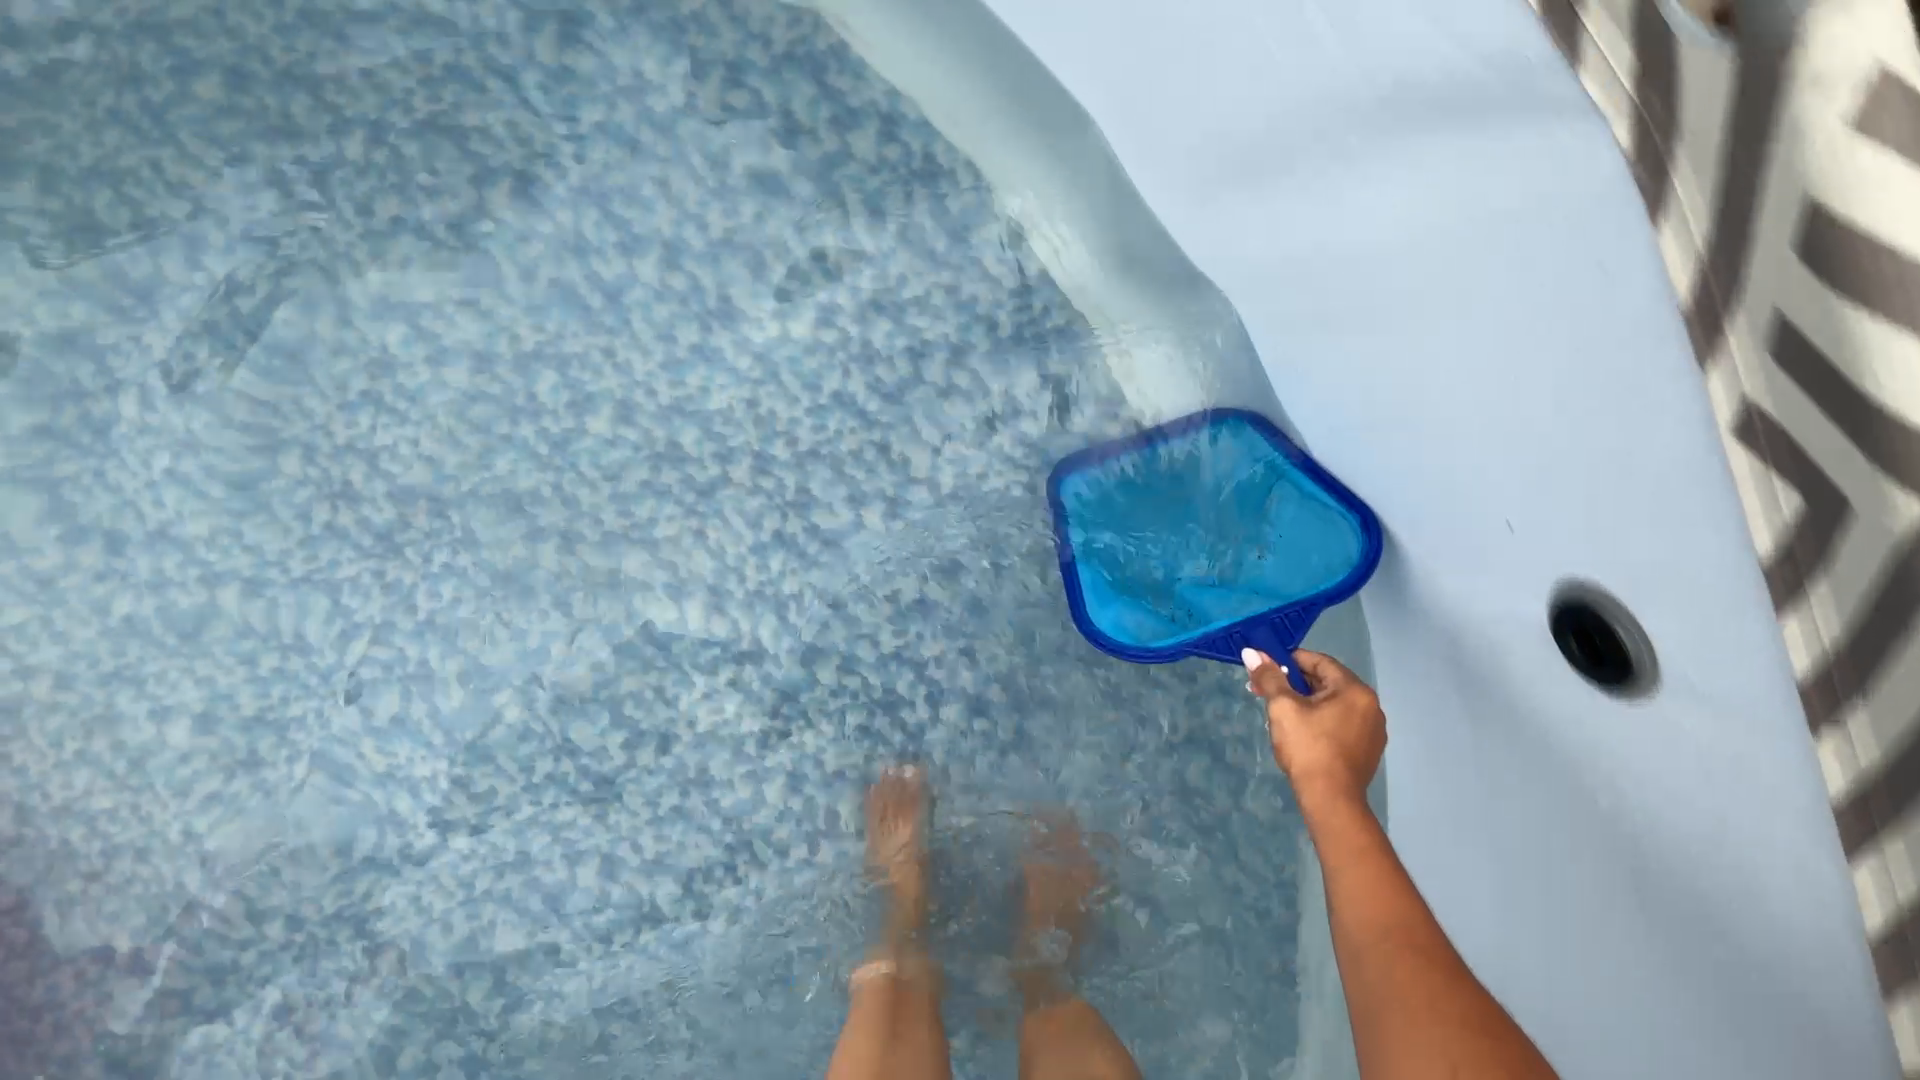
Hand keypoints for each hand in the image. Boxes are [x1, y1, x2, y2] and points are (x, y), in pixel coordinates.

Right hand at [1243, 648, 1385, 810]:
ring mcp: (1373, 729)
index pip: (1319, 662)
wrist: (1331, 799)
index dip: (1290, 660)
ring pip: (1333, 704)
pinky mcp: (1368, 749)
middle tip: (1266, 692)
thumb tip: (1251, 652)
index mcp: (1354, 690)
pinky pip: (1341, 723)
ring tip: (1280, 715)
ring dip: (1306, 703)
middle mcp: (1370, 705)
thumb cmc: (1307, 748)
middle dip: (1294, 684)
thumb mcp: (1283, 708)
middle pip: (1327, 683)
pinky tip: (1301, 734)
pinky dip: (1320, 721)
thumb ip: (1269, 677)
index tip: (1266, 668)